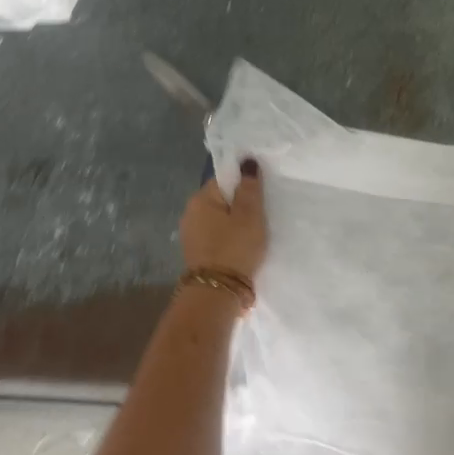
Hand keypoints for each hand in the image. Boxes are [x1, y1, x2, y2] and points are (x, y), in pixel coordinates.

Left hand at [179, 159, 266, 279]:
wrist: (217, 293)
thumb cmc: (235, 248)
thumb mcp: (250, 215)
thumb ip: (250, 188)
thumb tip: (246, 161)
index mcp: (200, 199)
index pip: (224, 179)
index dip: (245, 184)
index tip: (263, 195)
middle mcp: (190, 213)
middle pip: (221, 199)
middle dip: (240, 204)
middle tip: (263, 214)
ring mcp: (191, 234)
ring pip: (219, 219)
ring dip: (235, 222)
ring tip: (255, 232)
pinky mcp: (197, 253)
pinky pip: (216, 236)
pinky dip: (229, 237)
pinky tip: (242, 246)